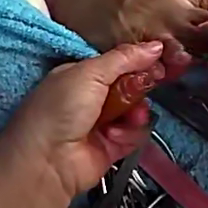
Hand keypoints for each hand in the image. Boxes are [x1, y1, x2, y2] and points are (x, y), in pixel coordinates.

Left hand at [1, 41, 164, 202]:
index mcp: (81, 74)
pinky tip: (115, 135)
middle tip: (147, 84)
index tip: (160, 57)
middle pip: (131, 84)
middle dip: (141, 85)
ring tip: (127, 116)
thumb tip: (154, 46)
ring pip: (137, 109)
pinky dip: (129, 134)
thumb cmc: (59, 109)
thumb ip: (124, 58)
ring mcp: (103, 122)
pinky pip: (135, 134)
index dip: (138, 60)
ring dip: (136, 111)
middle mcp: (92, 97)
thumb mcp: (89, 73)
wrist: (46, 161)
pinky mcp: (112, 146)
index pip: (117, 62)